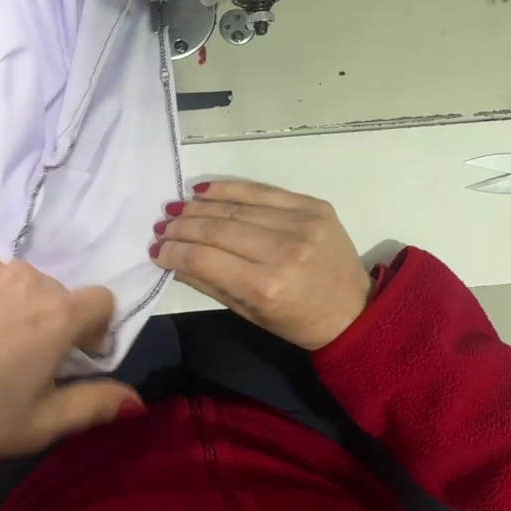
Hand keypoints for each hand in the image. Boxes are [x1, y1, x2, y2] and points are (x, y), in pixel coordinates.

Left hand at [0, 256, 139, 457]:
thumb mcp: (43, 422)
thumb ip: (97, 404)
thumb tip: (138, 400)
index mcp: (60, 313)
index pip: (102, 302)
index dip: (94, 330)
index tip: (73, 356)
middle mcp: (29, 278)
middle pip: (56, 294)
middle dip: (49, 321)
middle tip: (19, 358)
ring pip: (17, 283)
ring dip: (13, 306)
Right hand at [150, 180, 373, 350]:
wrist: (354, 310)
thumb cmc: (297, 322)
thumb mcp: (249, 314)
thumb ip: (208, 283)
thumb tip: (170, 259)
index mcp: (266, 287)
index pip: (205, 259)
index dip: (174, 251)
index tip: (155, 247)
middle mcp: (284, 251)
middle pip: (218, 228)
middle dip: (182, 227)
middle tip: (160, 226)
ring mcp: (302, 224)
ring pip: (236, 207)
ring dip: (199, 206)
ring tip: (176, 208)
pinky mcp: (314, 206)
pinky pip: (263, 191)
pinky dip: (230, 188)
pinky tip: (203, 190)